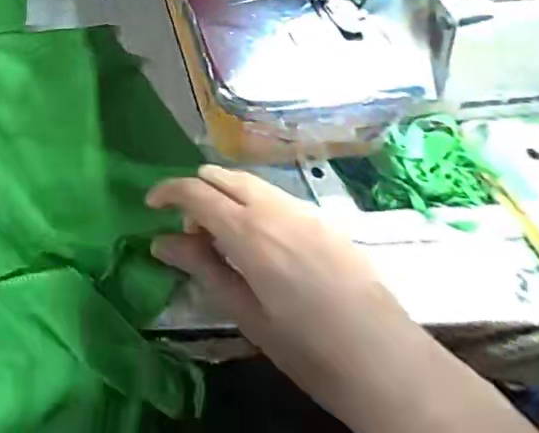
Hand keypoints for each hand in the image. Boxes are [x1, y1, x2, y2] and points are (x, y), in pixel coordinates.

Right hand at [148, 165, 529, 432]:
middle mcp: (274, 207)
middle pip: (221, 175)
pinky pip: (275, 196)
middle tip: (189, 232)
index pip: (195, 190)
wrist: (388, 363)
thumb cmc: (308, 349)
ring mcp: (303, 210)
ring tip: (223, 240)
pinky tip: (261, 245)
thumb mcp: (247, 314)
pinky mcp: (323, 219)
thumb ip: (203, 269)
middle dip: (196, 192)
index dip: (166, 191)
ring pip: (249, 181)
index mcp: (249, 231)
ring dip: (225, 195)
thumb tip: (161, 242)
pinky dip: (253, 204)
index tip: (149, 205)